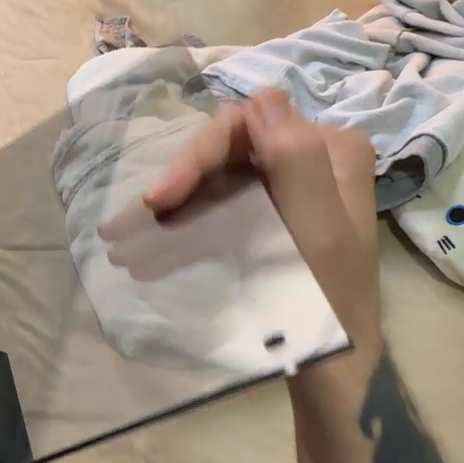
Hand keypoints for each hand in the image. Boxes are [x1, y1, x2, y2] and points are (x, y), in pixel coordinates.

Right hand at [126, 90, 381, 343]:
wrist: (330, 364)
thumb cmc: (325, 301)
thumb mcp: (317, 231)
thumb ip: (298, 161)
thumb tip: (261, 97)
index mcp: (332, 150)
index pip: (249, 125)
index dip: (198, 155)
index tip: (159, 200)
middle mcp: (311, 158)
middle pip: (228, 148)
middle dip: (181, 179)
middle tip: (141, 217)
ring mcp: (286, 187)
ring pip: (216, 174)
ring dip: (175, 201)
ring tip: (131, 236)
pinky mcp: (265, 215)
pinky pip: (217, 201)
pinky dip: (184, 219)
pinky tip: (152, 243)